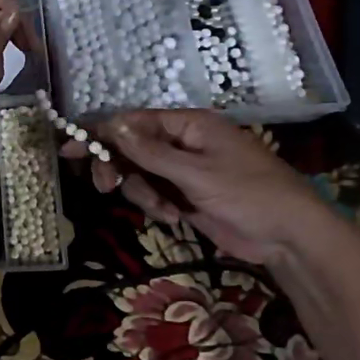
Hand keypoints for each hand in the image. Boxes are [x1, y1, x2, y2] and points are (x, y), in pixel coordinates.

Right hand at [64, 109, 334, 264]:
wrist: (289, 237)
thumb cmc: (249, 194)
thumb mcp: (197, 173)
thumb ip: (151, 152)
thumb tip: (112, 125)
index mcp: (189, 125)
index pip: (133, 122)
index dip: (100, 134)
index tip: (71, 149)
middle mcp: (182, 142)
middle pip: (130, 147)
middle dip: (117, 168)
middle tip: (105, 188)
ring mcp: (182, 169)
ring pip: (138, 174)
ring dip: (142, 193)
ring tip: (163, 210)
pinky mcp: (183, 194)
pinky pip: (152, 193)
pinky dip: (155, 205)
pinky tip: (174, 218)